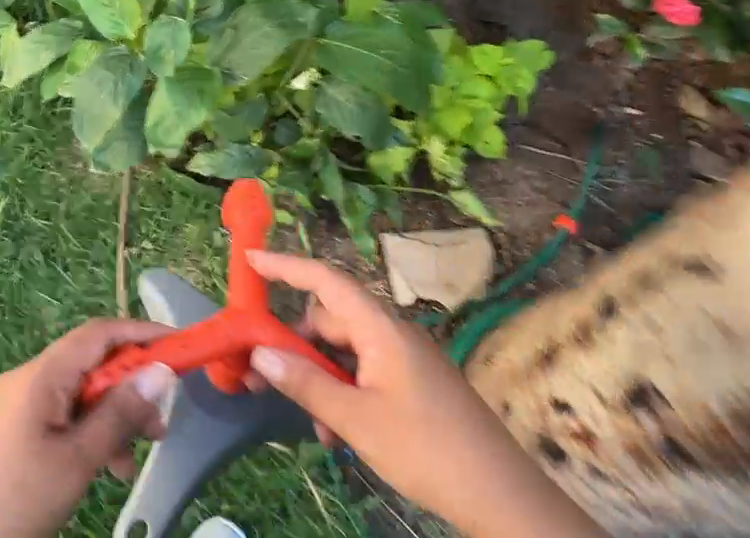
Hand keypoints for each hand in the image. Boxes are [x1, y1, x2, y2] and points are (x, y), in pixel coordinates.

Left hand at [0, 320, 178, 537]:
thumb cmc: (12, 499)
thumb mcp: (76, 461)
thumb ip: (119, 414)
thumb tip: (159, 371)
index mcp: (41, 375)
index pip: (100, 332)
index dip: (143, 334)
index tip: (180, 348)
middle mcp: (25, 380)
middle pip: (90, 366)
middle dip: (129, 390)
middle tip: (160, 427)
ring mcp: (10, 407)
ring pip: (75, 397)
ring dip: (108, 420)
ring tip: (129, 462)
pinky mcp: (2, 434)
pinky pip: (55, 419)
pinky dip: (82, 436)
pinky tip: (97, 470)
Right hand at [243, 251, 607, 537]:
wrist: (497, 491)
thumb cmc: (424, 448)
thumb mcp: (356, 419)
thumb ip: (306, 384)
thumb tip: (261, 354)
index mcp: (381, 328)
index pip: (326, 280)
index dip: (286, 265)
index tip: (251, 258)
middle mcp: (392, 332)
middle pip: (331, 320)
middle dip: (296, 347)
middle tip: (262, 378)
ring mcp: (406, 357)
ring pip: (346, 353)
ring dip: (321, 380)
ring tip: (315, 428)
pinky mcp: (414, 382)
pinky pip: (366, 373)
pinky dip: (345, 393)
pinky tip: (339, 434)